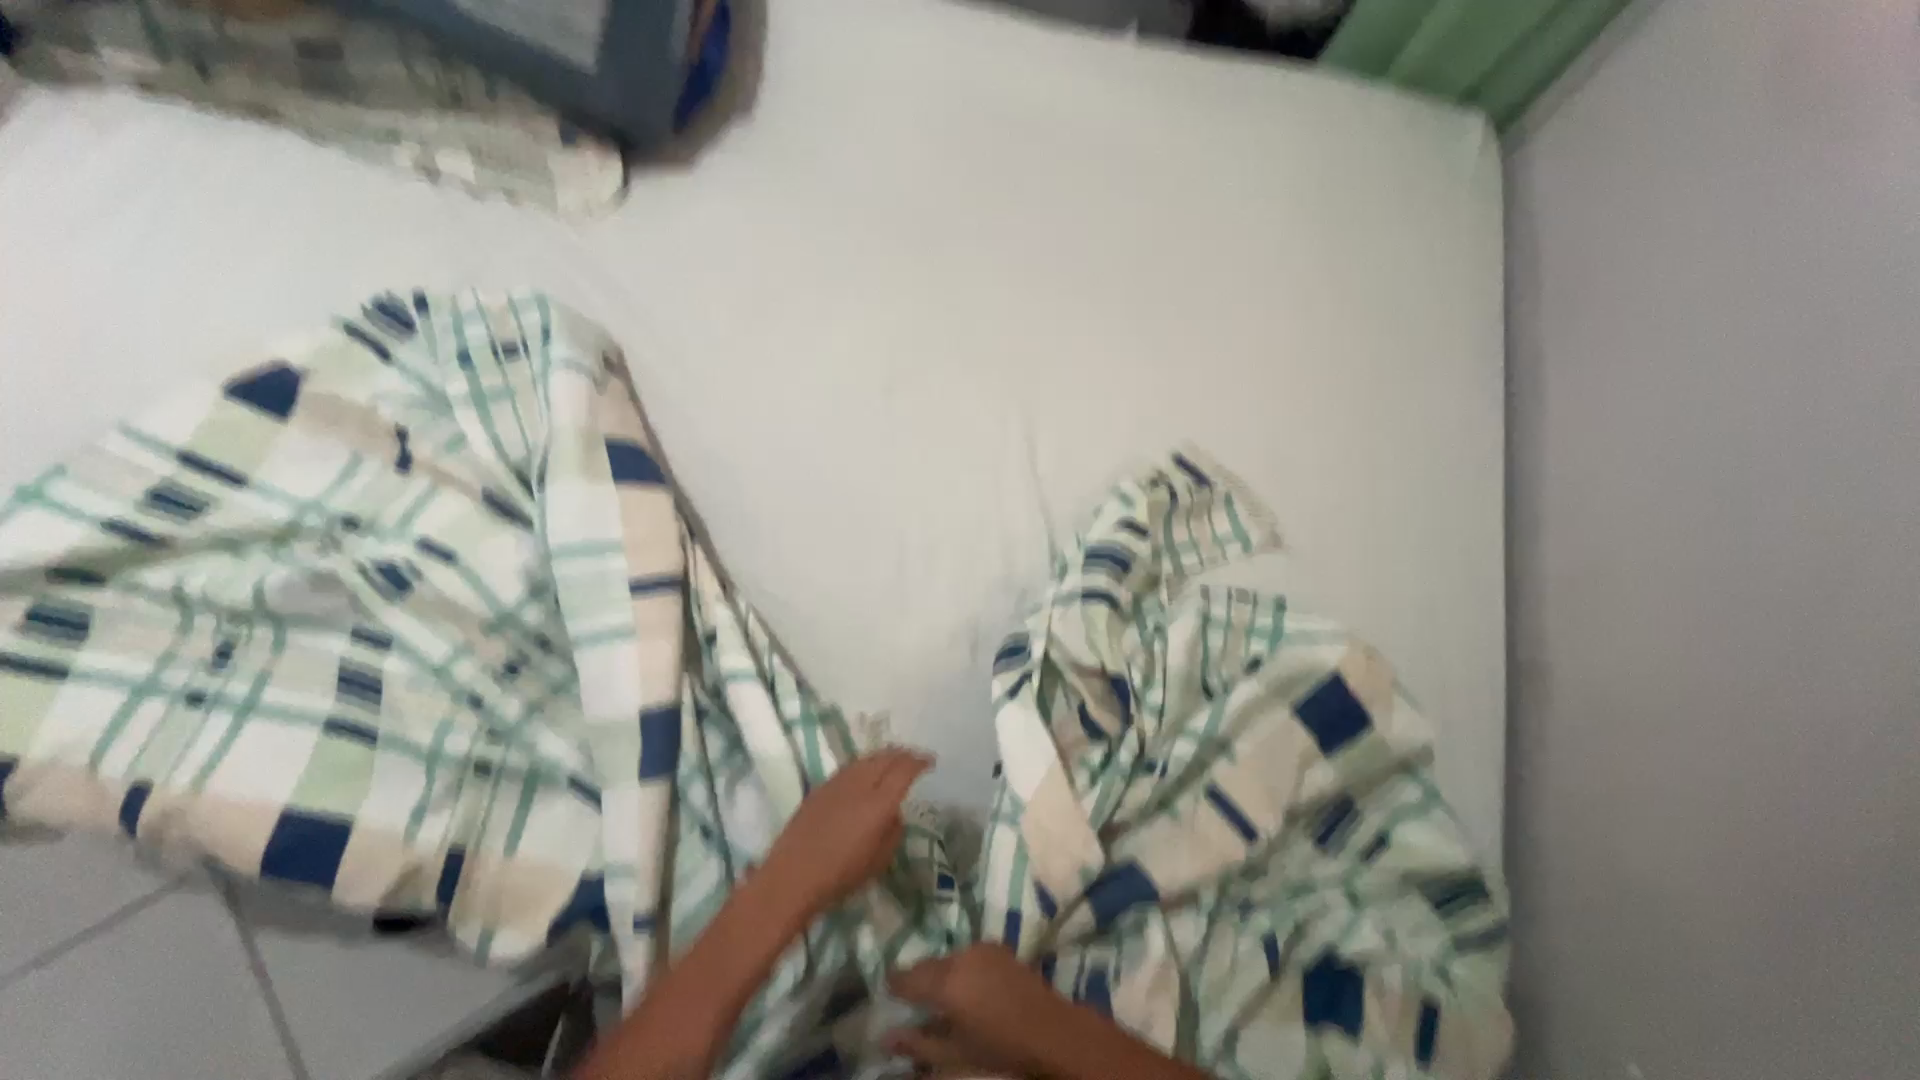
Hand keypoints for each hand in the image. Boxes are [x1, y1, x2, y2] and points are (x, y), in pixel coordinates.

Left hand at [760, 747, 932, 917]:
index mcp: (879, 803)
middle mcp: (859, 784)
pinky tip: (865, 774)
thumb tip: (893, 813)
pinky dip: (864, 765)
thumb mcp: (880, 860)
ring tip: (891, 762)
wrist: (793, 876)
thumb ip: (893, 830)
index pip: (904, 769)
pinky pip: (849, 767)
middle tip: (914, 759)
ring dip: (883, 757)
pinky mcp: (820, 788)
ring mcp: (836, 783)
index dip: (920, 761)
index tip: (930, 762)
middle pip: (885, 757)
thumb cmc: (841, 875)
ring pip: (866, 759)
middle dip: (903, 754)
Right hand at [886, 944, 1066, 1074]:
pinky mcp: (996, 946)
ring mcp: (980, 948)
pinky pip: (967, 954)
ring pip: (947, 958)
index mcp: (945, 984)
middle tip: (917, 1000)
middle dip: (918, 980)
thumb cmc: (1000, 1048)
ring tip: (946, 996)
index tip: (889, 993)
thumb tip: (885, 1038)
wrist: (1051, 1030)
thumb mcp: (954, 1053)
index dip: (894, 985)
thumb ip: (917, 1043)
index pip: (906, 978)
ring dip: (941, 973)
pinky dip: (961, 966)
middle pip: (926, 965)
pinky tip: (970, 986)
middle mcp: (959, 958)